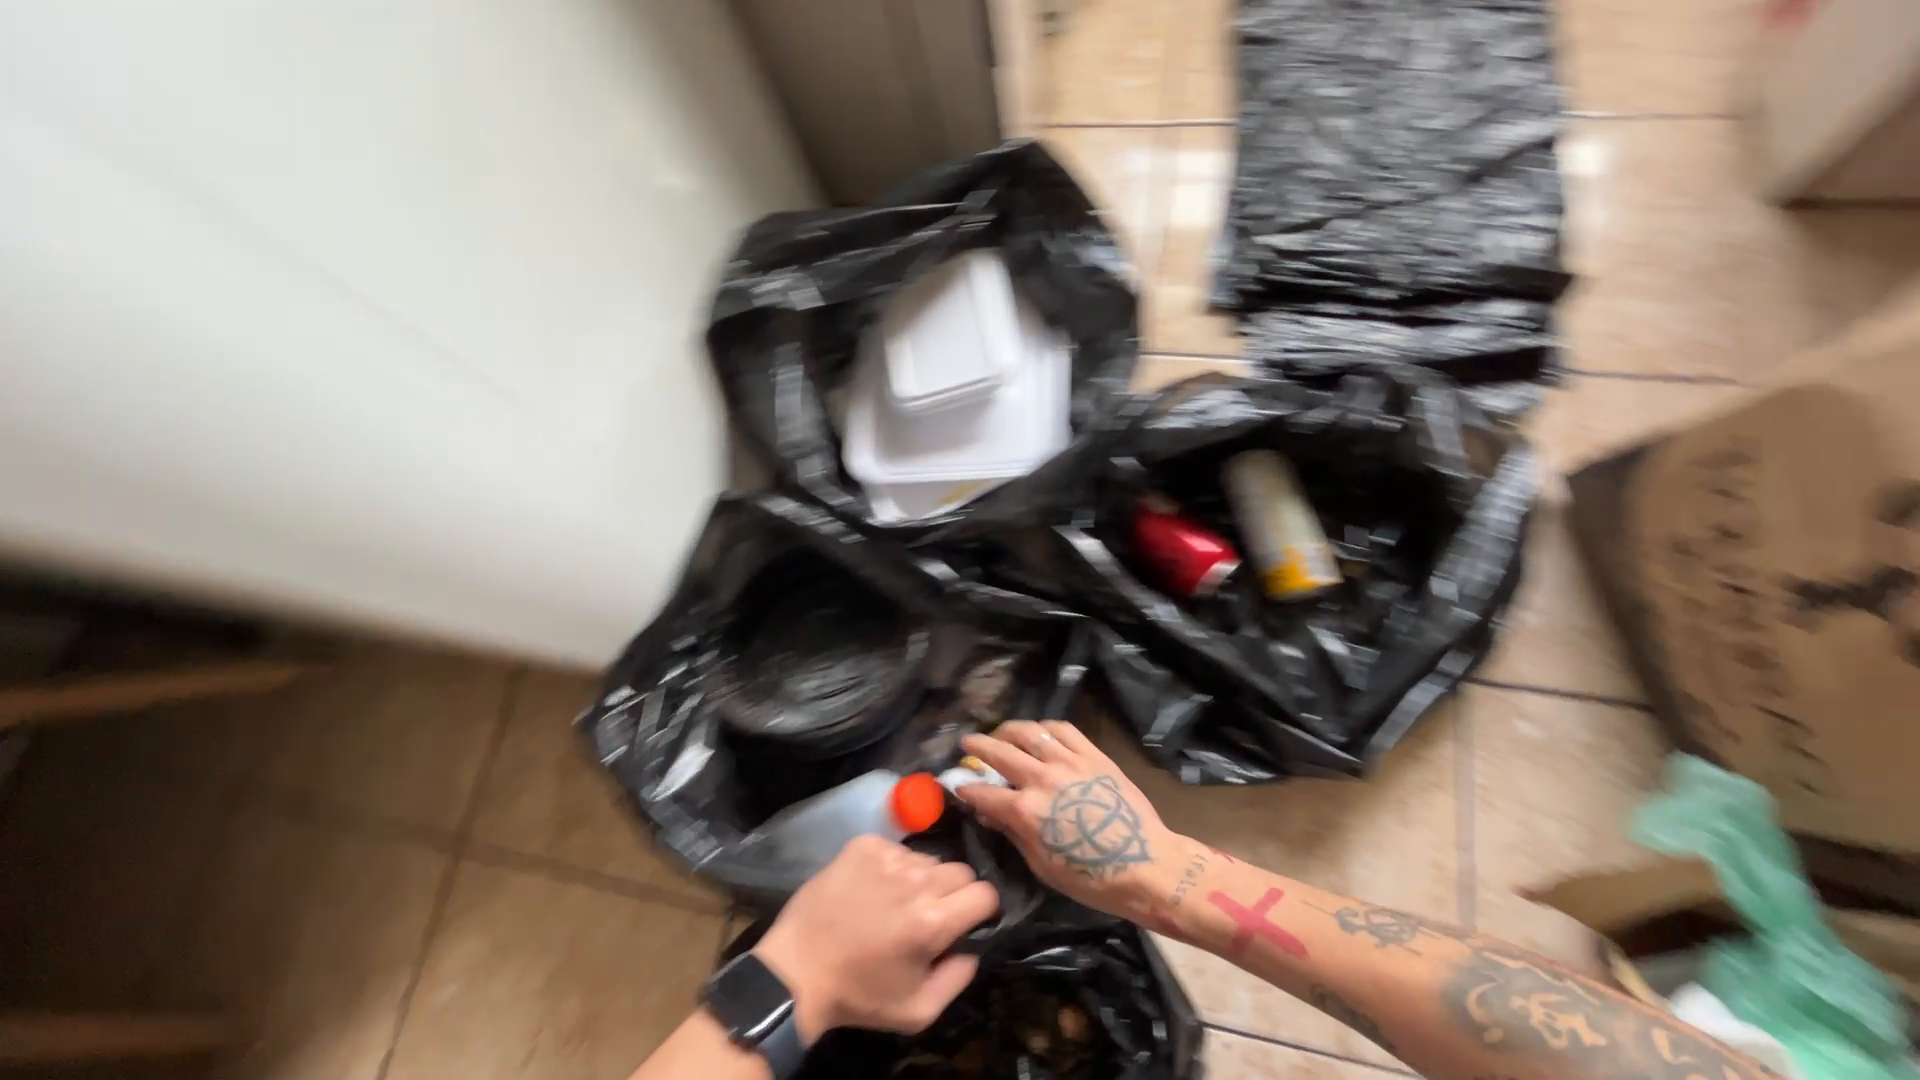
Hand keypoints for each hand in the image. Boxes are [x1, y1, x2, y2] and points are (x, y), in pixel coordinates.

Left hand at [752, 835, 998, 1043]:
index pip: (986, 894)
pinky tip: (874, 887)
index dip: (981, 910)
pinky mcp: (864, 844)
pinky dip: (894, 866)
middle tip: (929, 913)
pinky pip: (898, 848)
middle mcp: (916, 881)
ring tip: (896, 901)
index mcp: (933, 921)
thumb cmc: (859, 994)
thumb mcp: (918, 1010)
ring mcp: (888, 857)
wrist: (796, 970)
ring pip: (929, 859)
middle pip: (961, 871)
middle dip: (955, 893)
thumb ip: (959, 978)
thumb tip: (975, 946)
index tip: (967, 921)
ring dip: (923, 879)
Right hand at [954, 721, 1193, 922]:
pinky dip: (1044, 728)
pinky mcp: (1093, 754)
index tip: (956, 784)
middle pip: (999, 752)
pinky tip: (1039, 733)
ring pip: (1029, 731)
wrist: (1147, 865)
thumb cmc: (1091, 879)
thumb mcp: (1042, 865)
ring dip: (1007, 730)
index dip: (965, 788)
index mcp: (1026, 811)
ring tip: (1000, 733)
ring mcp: (1069, 761)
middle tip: (967, 744)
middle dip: (977, 747)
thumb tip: (989, 814)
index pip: (983, 793)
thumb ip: (1013, 833)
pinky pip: (1063, 729)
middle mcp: (1042, 778)